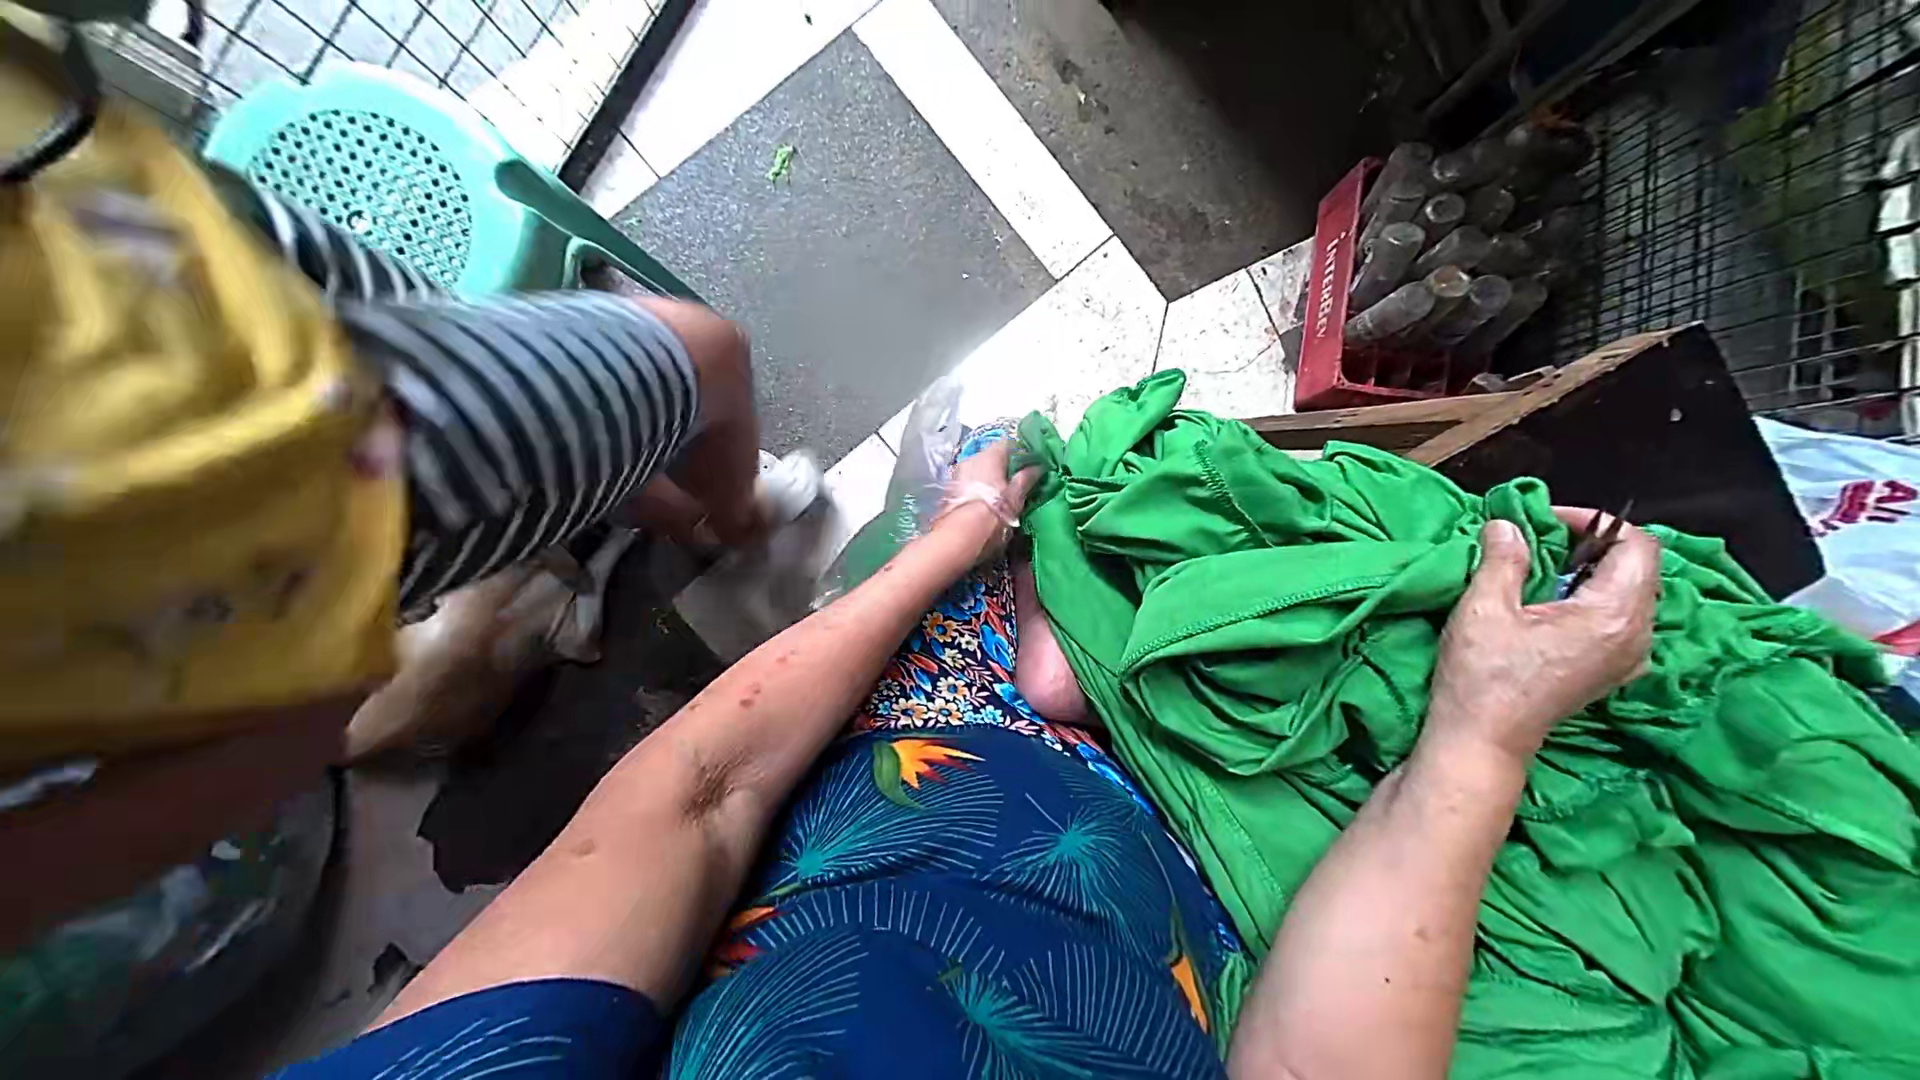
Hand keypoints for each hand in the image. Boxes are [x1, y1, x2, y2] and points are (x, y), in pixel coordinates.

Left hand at [930, 437, 1041, 562]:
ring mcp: (958, 473)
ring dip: (991, 478)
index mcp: (990, 455)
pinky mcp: (950, 489)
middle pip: (993, 456)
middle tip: (1019, 481)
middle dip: (1005, 466)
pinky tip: (987, 501)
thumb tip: (1037, 466)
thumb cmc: (993, 513)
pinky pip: (970, 482)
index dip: (1022, 452)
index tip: (1031, 465)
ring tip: (1003, 494)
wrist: (958, 538)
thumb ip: (1026, 479)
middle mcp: (971, 458)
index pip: (1009, 443)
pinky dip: (980, 487)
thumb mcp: (1016, 498)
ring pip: (980, 469)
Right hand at [1421, 507, 1659, 769]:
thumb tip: (1508, 524)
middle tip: (1535, 540)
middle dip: (1590, 544)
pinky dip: (1588, 598)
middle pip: (1637, 569)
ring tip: (1538, 568)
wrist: (1484, 735)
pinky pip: (1617, 618)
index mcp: (1614, 615)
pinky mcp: (1611, 670)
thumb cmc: (1483, 671)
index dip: (1594, 521)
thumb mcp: (1484, 608)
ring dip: (1588, 572)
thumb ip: (1504, 560)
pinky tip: (1548, 604)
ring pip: (1628, 594)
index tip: (1542, 519)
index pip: (1637, 546)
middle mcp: (1637, 635)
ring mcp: (1629, 657)